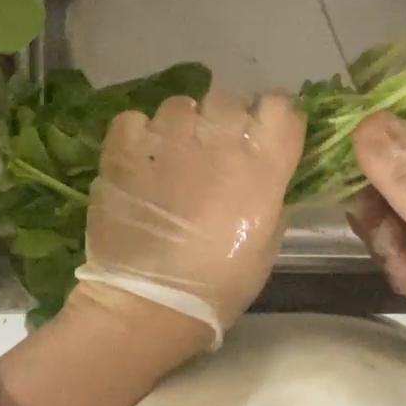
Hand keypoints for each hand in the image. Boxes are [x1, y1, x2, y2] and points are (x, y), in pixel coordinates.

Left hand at [75, 91, 305, 345]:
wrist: (150, 304)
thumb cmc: (218, 286)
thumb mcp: (267, 243)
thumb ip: (269, 195)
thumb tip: (262, 176)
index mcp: (264, 163)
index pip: (279, 106)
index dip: (269, 119)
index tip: (259, 136)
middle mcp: (220, 139)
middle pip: (227, 101)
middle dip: (220, 123)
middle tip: (208, 157)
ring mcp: (169, 139)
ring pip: (180, 106)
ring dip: (178, 128)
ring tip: (168, 161)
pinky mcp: (125, 149)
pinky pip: (135, 121)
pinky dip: (137, 138)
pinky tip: (138, 164)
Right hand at [345, 113, 405, 345]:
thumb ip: (403, 172)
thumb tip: (365, 119)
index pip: (391, 143)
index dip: (367, 173)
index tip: (364, 206)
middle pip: (380, 187)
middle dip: (379, 226)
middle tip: (394, 249)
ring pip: (383, 221)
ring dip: (388, 252)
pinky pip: (394, 246)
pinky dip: (398, 267)